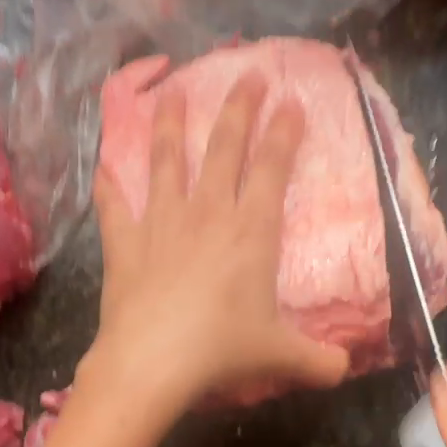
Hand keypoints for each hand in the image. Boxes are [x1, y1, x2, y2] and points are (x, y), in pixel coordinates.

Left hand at [81, 73, 350, 418]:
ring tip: (172, 95)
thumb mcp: (278, 356)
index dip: (283, 132)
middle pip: (224, 148)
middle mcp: (207, 213)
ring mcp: (161, 223)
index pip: (272, 167)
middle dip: (238, 108)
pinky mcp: (123, 243)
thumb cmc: (221, 351)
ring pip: (166, 161)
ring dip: (170, 125)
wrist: (153, 360)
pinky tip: (102, 168)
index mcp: (251, 230)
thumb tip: (344, 371)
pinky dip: (107, 187)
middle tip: (248, 75)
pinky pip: (113, 207)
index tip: (290, 100)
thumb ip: (316, 360)